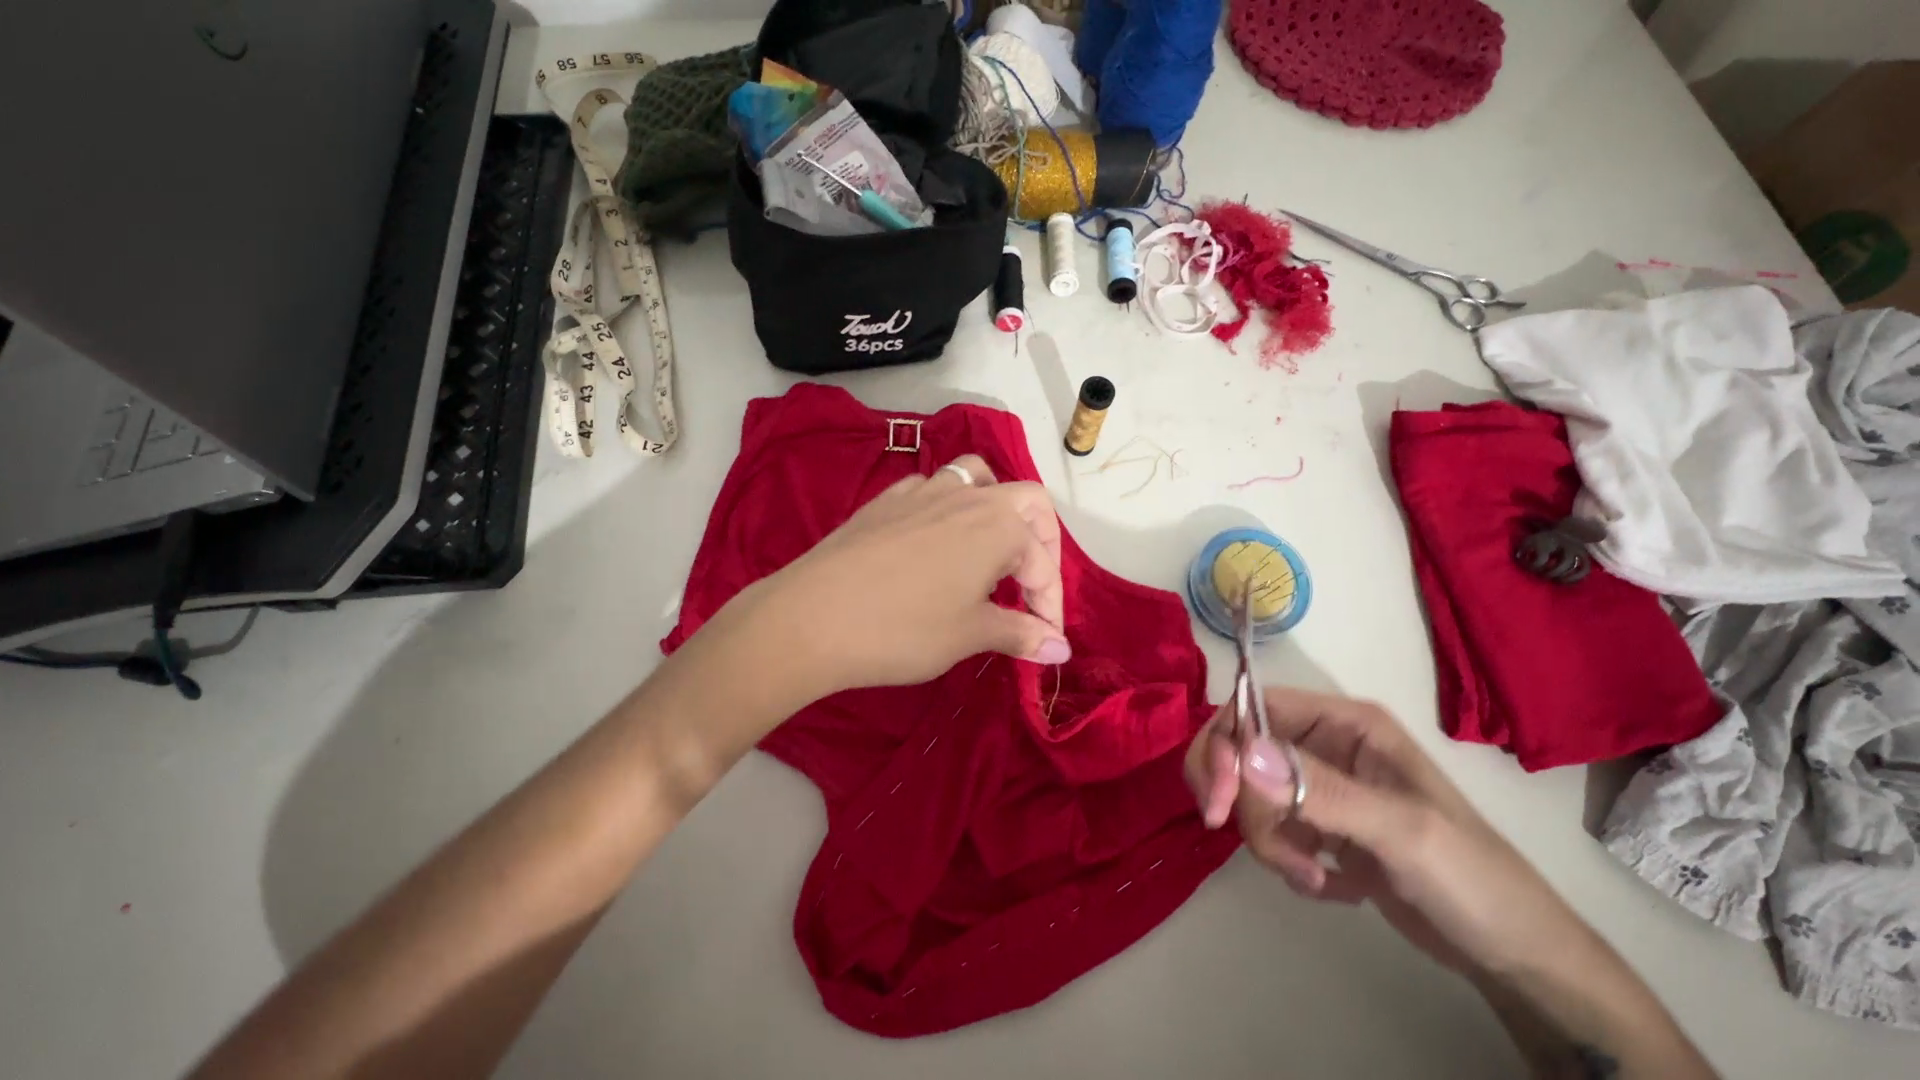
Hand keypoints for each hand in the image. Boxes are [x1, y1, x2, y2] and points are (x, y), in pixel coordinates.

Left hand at [722, 454, 1067, 700]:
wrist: (811, 617)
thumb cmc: (903, 629)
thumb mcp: (969, 635)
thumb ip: (1020, 634)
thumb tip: (1061, 647)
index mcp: (998, 525)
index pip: (1042, 563)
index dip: (1050, 603)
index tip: (1046, 640)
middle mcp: (966, 496)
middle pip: (1024, 501)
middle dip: (1039, 540)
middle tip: (1031, 585)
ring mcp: (921, 492)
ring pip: (975, 480)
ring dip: (995, 510)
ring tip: (991, 552)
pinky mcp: (884, 501)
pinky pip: (931, 489)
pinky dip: (947, 509)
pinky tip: (934, 544)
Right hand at [1184, 687, 1589, 979]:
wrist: (1512, 951)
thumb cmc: (1470, 878)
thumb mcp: (1401, 832)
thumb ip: (1322, 790)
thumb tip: (1243, 754)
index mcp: (1350, 725)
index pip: (1257, 706)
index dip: (1225, 745)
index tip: (1219, 803)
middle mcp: (1331, 747)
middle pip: (1245, 753)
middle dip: (1247, 806)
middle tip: (1272, 853)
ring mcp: (1326, 789)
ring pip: (1255, 798)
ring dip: (1271, 843)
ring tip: (1315, 879)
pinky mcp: (1324, 830)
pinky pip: (1274, 832)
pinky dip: (1287, 862)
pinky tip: (1331, 888)